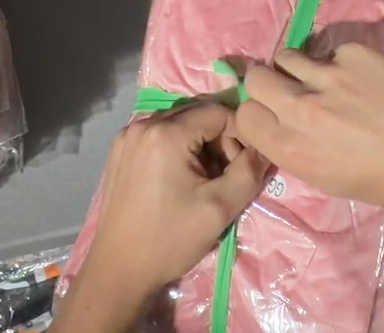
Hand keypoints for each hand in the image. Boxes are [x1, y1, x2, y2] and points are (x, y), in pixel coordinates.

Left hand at [80, 102, 268, 300]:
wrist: (118, 271)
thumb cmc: (169, 240)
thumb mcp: (219, 209)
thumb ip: (248, 172)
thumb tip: (265, 148)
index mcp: (166, 132)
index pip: (218, 112)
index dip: (237, 136)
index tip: (239, 168)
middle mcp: (143, 123)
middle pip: (196, 113)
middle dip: (217, 139)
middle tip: (222, 176)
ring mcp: (128, 134)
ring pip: (178, 122)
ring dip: (197, 143)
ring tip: (201, 180)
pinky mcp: (119, 149)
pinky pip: (158, 133)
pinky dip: (176, 147)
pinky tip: (177, 179)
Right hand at [234, 43, 383, 210]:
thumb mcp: (328, 179)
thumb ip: (296, 147)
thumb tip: (279, 123)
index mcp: (294, 148)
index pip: (245, 116)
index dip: (255, 113)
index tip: (269, 113)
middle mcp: (302, 108)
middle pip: (256, 77)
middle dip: (266, 81)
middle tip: (287, 88)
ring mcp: (327, 75)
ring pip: (288, 56)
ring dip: (299, 68)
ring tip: (323, 80)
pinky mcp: (353, 52)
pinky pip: (331, 52)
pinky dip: (341, 64)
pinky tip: (364, 80)